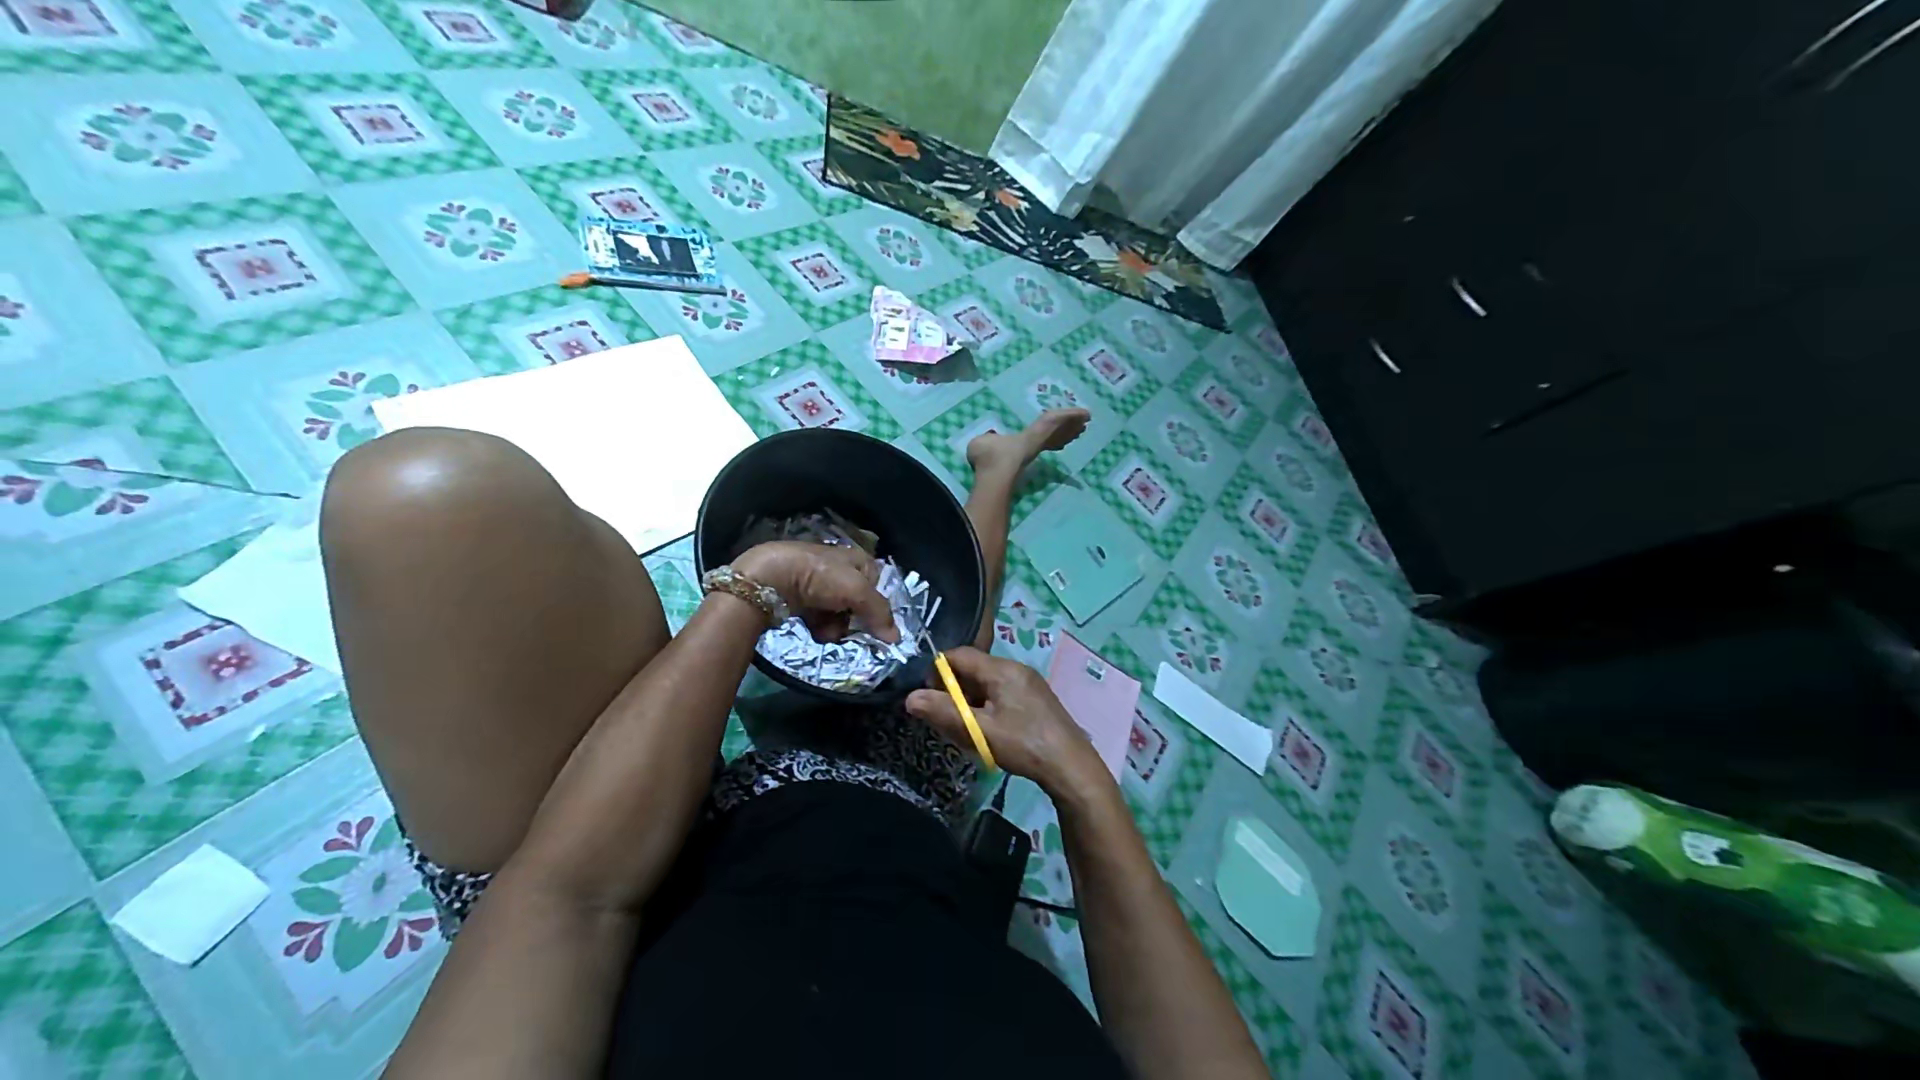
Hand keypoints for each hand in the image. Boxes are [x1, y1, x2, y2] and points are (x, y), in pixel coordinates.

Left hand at [731, 541, 898, 642]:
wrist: (771, 577)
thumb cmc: (820, 576)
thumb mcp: (857, 591)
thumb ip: (879, 613)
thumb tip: (897, 639)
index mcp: (859, 559)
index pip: (879, 586)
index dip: (877, 606)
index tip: (873, 624)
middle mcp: (842, 570)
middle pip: (859, 604)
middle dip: (853, 620)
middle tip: (845, 626)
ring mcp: (820, 584)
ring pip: (840, 614)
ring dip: (835, 626)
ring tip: (824, 628)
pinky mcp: (803, 598)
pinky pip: (820, 618)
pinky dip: (819, 625)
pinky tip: (812, 627)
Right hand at [905, 646, 1108, 793]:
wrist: (1071, 767)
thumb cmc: (1024, 745)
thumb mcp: (980, 731)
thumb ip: (945, 713)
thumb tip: (910, 698)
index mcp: (1002, 669)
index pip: (959, 655)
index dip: (938, 672)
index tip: (929, 698)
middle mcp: (1015, 669)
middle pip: (972, 669)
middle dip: (953, 691)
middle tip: (945, 719)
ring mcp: (1028, 683)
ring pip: (986, 684)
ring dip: (970, 702)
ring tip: (965, 730)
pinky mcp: (1035, 699)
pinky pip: (1001, 694)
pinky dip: (986, 708)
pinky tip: (987, 732)